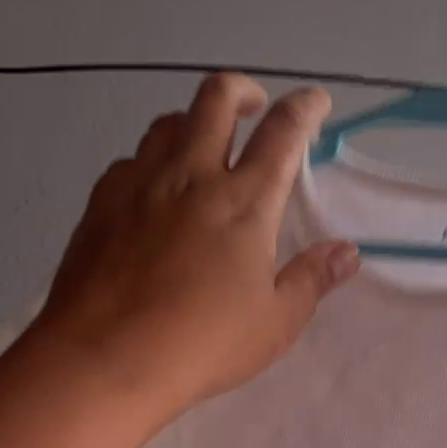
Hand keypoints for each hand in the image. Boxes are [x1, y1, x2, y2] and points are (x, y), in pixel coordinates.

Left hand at [26, 73, 359, 427]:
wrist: (106, 357)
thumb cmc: (203, 344)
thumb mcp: (274, 324)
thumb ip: (311, 281)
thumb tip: (346, 253)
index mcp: (245, 201)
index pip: (283, 132)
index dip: (305, 107)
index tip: (315, 102)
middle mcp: (192, 176)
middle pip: (217, 99)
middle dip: (243, 90)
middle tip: (254, 107)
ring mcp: (140, 184)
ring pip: (167, 123)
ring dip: (193, 122)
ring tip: (202, 148)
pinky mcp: (101, 203)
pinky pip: (130, 162)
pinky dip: (150, 163)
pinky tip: (152, 194)